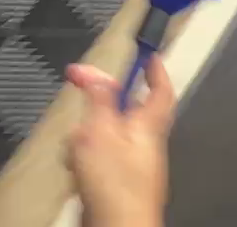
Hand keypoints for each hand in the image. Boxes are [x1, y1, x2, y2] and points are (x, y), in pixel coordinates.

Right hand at [66, 57, 174, 226]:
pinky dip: (82, 154)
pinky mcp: (115, 181)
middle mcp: (144, 144)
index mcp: (148, 127)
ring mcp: (131, 165)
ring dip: (85, 131)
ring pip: (104, 131)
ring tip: (77, 144)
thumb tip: (99, 74)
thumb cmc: (114, 183)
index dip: (155, 71)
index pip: (161, 92)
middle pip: (124, 108)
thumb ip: (99, 98)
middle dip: (98, 99)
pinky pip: (96, 155)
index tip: (148, 53)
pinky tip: (76, 164)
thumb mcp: (101, 128)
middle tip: (80, 85)